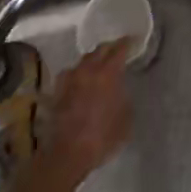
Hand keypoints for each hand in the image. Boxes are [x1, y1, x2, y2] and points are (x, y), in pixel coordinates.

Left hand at [41, 39, 132, 183]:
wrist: (69, 152)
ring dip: (93, 60)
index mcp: (107, 73)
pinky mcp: (58, 88)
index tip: (132, 40)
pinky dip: (79, 73)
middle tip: (117, 50)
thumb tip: (120, 88)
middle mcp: (88, 69)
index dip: (127, 43)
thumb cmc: (102, 137)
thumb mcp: (125, 120)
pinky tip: (81, 80)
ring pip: (84, 60)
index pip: (119, 49)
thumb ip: (124, 97)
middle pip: (100, 50)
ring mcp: (70, 76)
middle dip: (110, 48)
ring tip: (99, 65)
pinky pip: (72, 73)